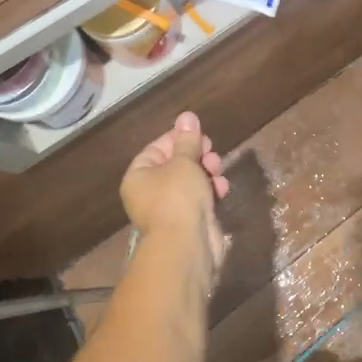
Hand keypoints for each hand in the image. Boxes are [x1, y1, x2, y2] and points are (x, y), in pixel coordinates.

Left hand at [121, 111, 229, 271]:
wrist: (186, 246)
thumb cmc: (177, 197)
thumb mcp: (183, 162)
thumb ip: (188, 139)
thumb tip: (187, 116)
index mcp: (139, 176)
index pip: (157, 147)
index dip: (179, 138)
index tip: (199, 134)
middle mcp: (150, 192)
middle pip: (176, 164)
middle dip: (197, 156)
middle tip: (211, 152)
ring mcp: (170, 209)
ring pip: (191, 181)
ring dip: (207, 172)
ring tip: (217, 169)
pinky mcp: (189, 221)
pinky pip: (200, 198)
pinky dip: (212, 191)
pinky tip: (222, 188)